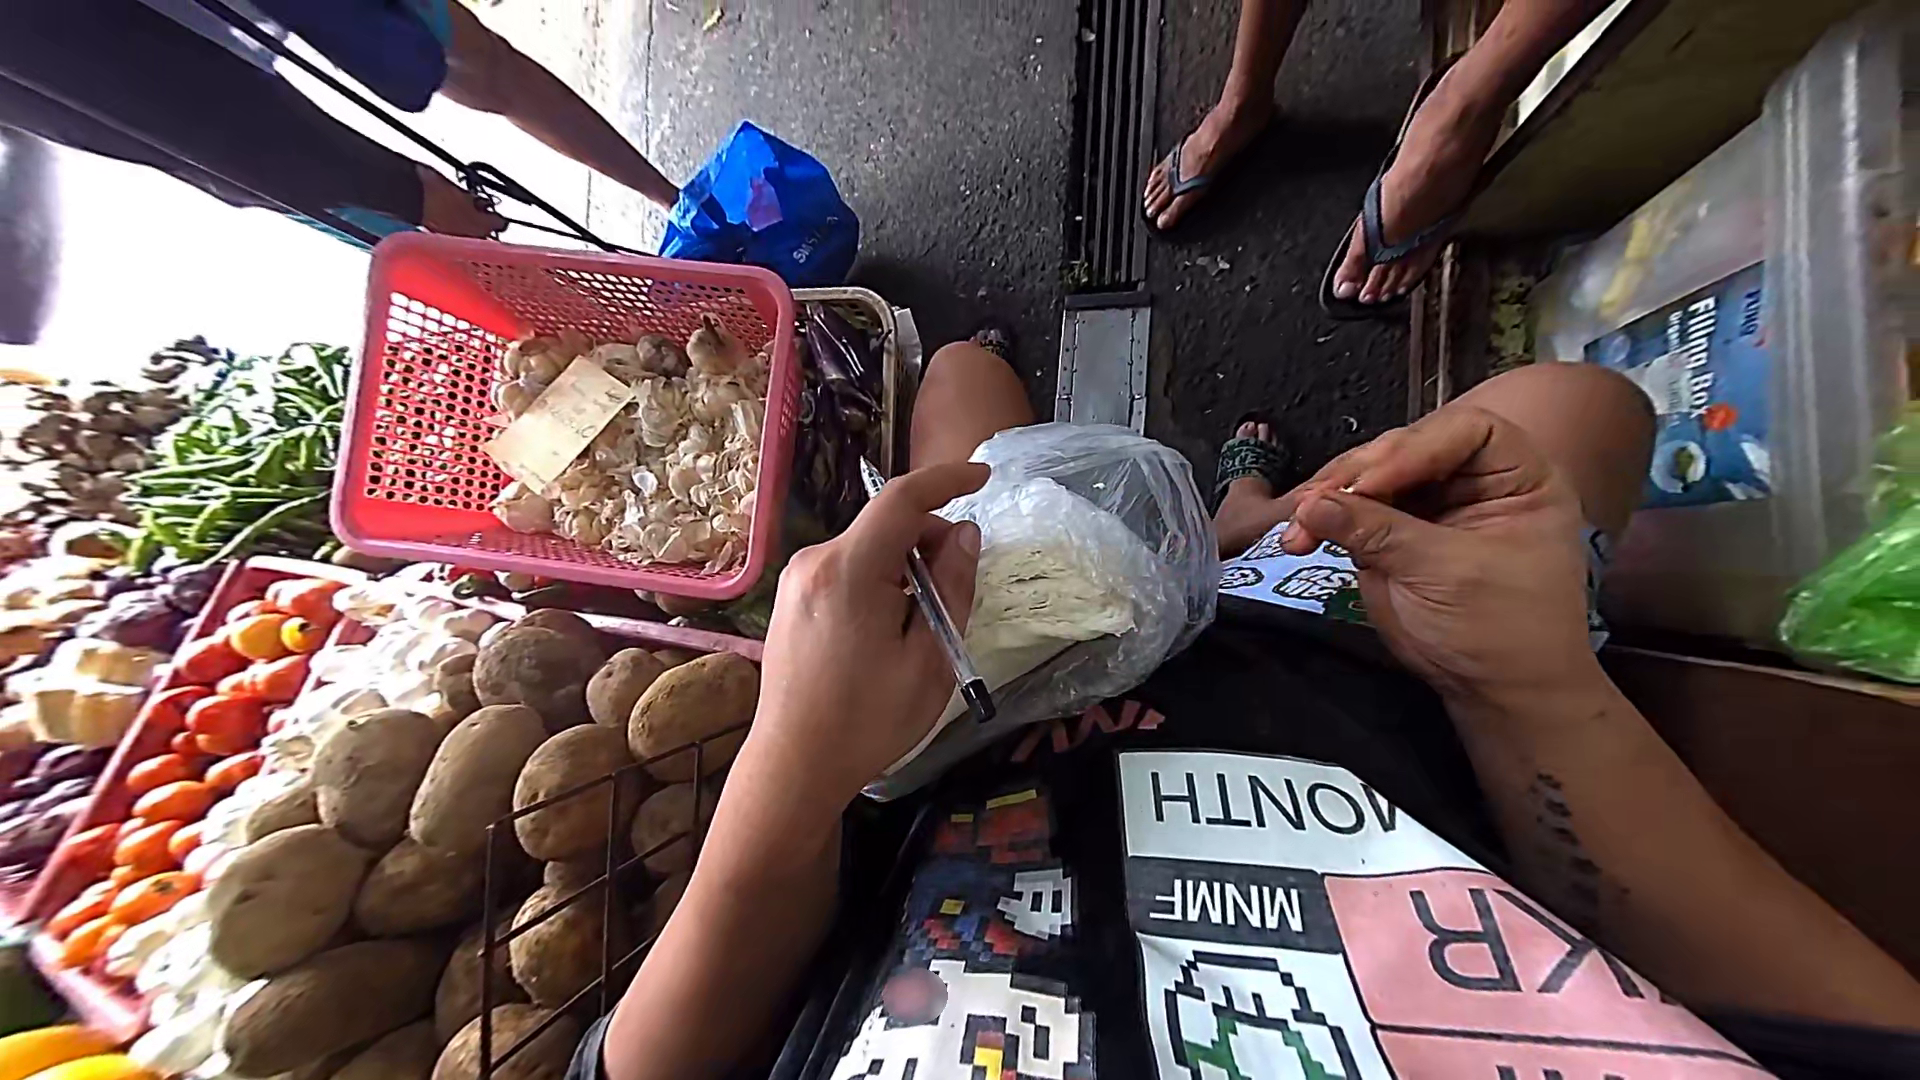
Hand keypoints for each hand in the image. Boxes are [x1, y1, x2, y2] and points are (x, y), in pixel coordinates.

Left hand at [743, 462, 985, 813]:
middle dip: (931, 540)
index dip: (947, 480)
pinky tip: (888, 624)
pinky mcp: (793, 596)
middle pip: (886, 524)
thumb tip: (964, 533)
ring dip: (907, 564)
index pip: (901, 499)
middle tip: (956, 590)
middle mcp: (815, 561)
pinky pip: (849, 566)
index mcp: (848, 571)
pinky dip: (881, 577)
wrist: (794, 766)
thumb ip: (952, 587)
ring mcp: (798, 578)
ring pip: (870, 546)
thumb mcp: (930, 659)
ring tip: (921, 622)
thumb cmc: (868, 720)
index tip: (983, 478)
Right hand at [1279, 405, 1599, 704]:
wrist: (1488, 685)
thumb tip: (1310, 505)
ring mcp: (1419, 505)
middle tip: (1315, 506)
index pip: (1466, 432)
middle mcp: (1465, 482)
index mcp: (1514, 478)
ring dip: (1323, 499)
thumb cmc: (1498, 627)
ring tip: (1297, 531)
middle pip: (1400, 450)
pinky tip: (1298, 537)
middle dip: (1352, 476)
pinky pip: (1341, 510)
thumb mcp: (1447, 573)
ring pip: (1361, 478)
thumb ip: (1379, 532)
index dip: (1414, 448)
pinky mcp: (1381, 531)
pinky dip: (1315, 520)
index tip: (1369, 485)